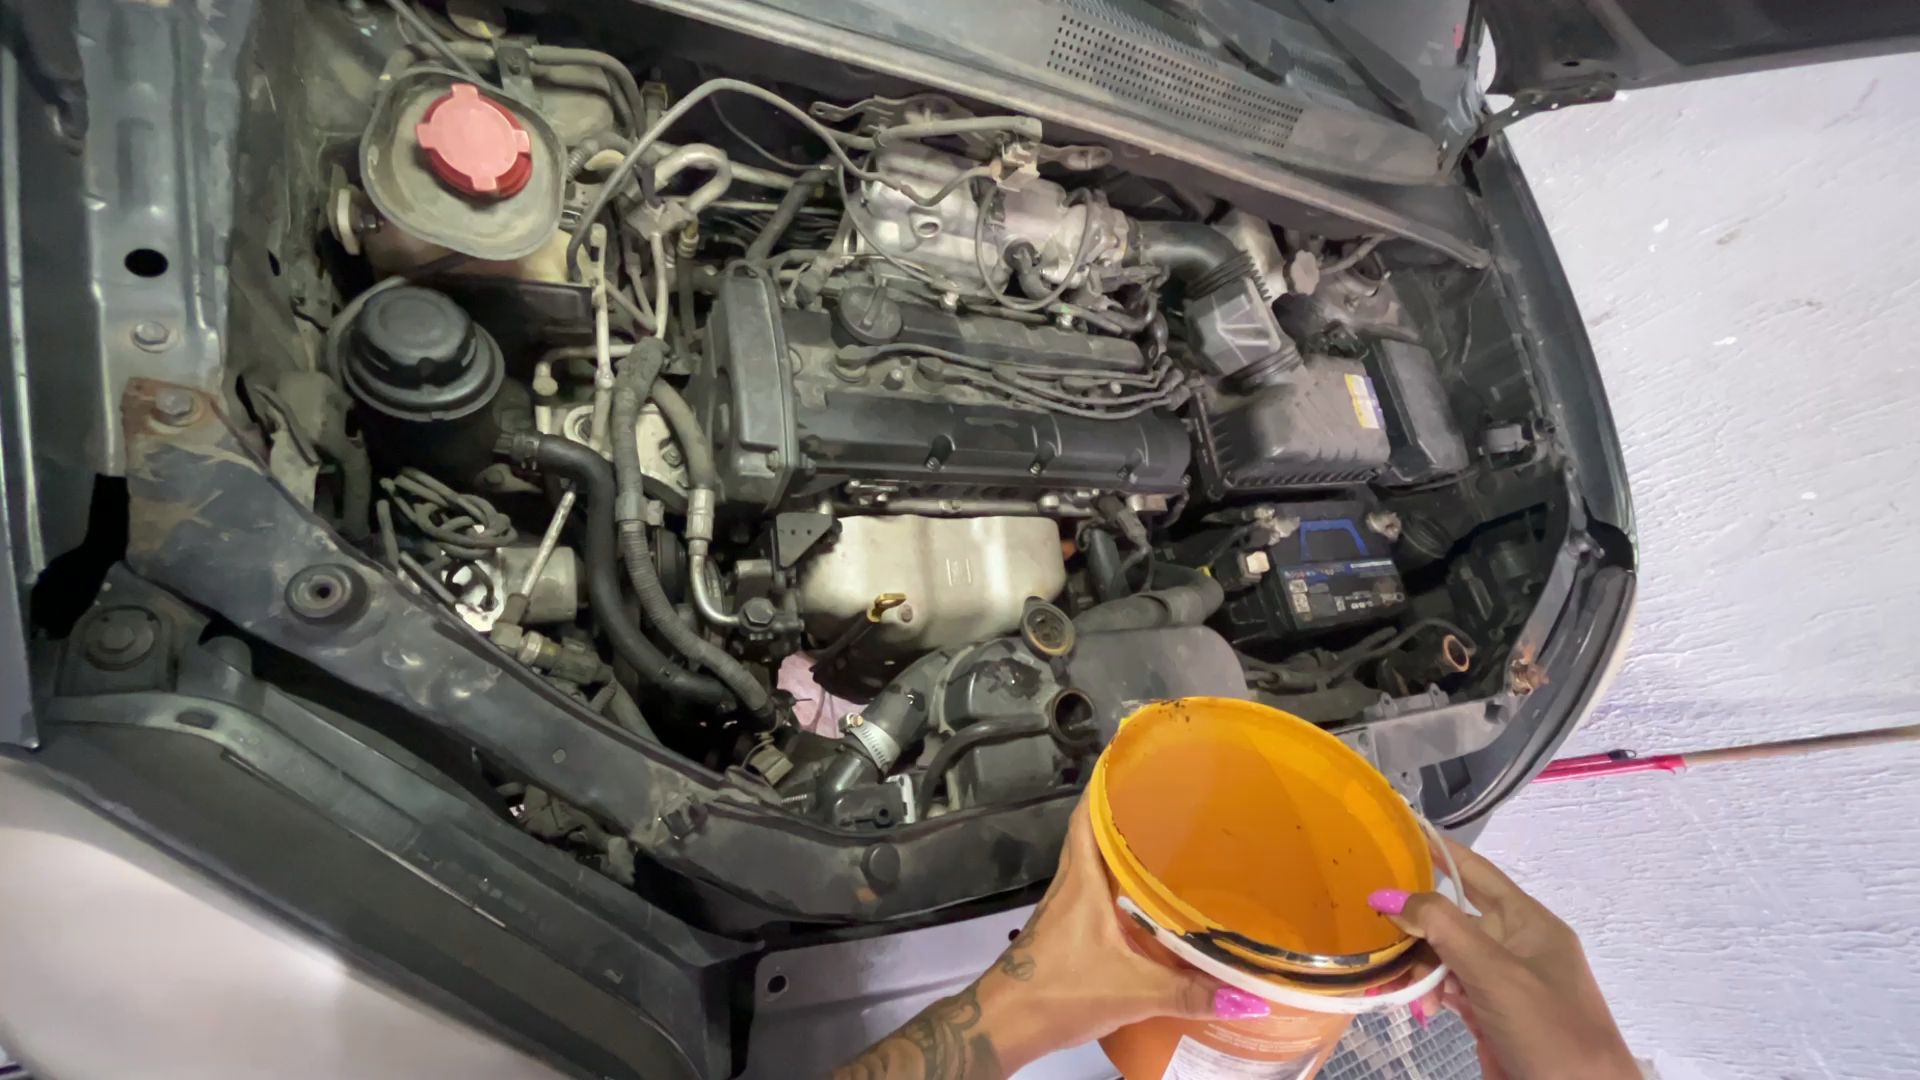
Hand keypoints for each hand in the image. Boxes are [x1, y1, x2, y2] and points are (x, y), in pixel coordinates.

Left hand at [834, 795, 1261, 1078]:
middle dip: (1119, 807)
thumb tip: (1253, 994)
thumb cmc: (1063, 988)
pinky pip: (1093, 884)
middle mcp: (1072, 879)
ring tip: (1158, 834)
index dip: (1103, 781)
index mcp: (1083, 876)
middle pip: (1091, 828)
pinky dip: (1115, 878)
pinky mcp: (1067, 924)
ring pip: (1092, 856)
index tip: (1126, 755)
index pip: (1088, 812)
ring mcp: (1066, 901)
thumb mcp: (1134, 989)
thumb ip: (1191, 990)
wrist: (1012, 1018)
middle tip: (1158, 792)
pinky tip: (1141, 895)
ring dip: (1117, 842)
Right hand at [1368, 837, 1637, 1079]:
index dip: (1436, 847)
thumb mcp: (1493, 972)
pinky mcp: (1490, 1012)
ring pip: (1441, 951)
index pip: (1473, 869)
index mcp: (1528, 922)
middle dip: (1411, 917)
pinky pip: (1445, 985)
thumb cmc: (1551, 1033)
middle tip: (1371, 919)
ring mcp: (1502, 980)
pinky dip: (1423, 989)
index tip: (1392, 830)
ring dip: (1413, 962)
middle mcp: (1514, 943)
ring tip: (1391, 979)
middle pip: (1449, 913)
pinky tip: (1410, 1002)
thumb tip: (1386, 895)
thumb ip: (1440, 925)